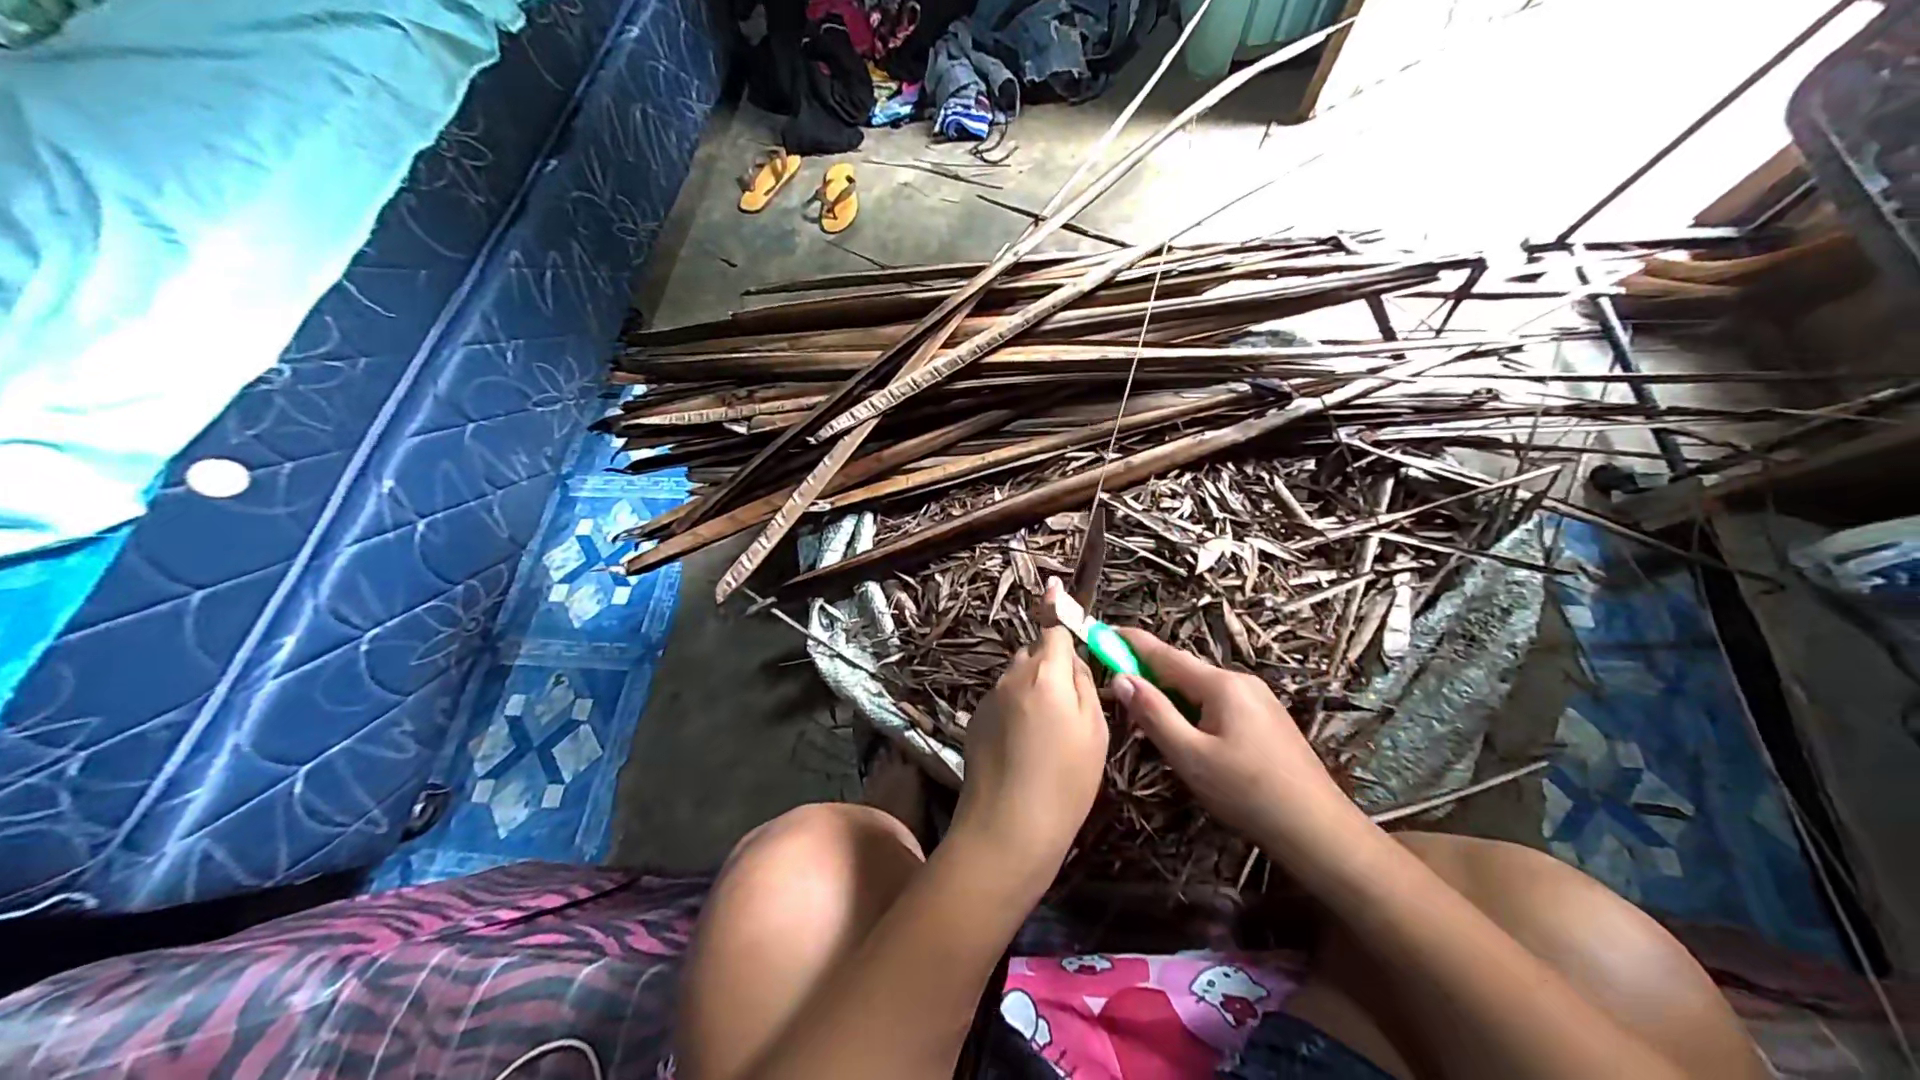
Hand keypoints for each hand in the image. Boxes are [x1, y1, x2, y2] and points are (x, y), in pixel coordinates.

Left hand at [954, 625, 1107, 871]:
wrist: (1008, 826)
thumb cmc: (1067, 780)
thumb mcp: (1095, 731)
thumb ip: (1084, 686)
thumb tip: (1072, 661)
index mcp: (1046, 672)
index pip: (1053, 627)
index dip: (1057, 609)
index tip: (1054, 587)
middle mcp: (1013, 675)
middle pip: (1034, 653)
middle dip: (1051, 664)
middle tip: (1071, 703)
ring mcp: (989, 697)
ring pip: (1017, 677)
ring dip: (1032, 688)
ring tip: (1047, 733)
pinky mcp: (974, 719)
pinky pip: (1002, 700)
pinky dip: (1015, 709)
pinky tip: (1023, 745)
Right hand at [1112, 628, 1371, 868]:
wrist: (1318, 829)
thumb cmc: (1248, 794)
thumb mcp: (1190, 757)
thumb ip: (1154, 714)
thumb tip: (1121, 678)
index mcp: (1221, 685)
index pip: (1164, 654)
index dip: (1130, 643)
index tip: (1102, 632)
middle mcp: (1241, 682)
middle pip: (1182, 671)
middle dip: (1148, 675)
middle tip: (1118, 690)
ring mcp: (1258, 699)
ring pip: (1200, 689)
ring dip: (1170, 696)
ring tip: (1150, 721)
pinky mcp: (1267, 719)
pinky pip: (1218, 703)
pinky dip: (1192, 709)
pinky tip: (1189, 736)